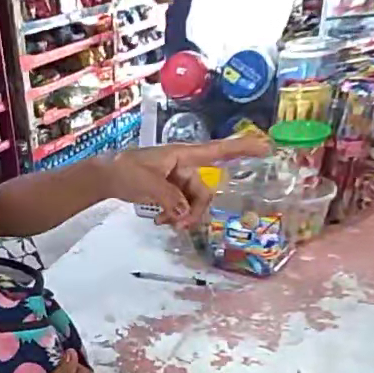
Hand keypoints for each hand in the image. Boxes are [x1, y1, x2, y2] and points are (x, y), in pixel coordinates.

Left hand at [98, 137, 270, 230]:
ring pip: (192, 202)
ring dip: (182, 216)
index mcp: (183, 156)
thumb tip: (185, 214)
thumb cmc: (125, 170)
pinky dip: (174, 215)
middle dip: (194, 210)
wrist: (105, 176)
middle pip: (203, 191)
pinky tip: (161, 221)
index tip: (267, 147)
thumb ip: (168, 198)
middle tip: (179, 226)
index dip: (243, 148)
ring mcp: (177, 180)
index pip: (219, 151)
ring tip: (165, 223)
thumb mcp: (147, 183)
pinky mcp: (169, 190)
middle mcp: (185, 167)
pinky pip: (180, 205)